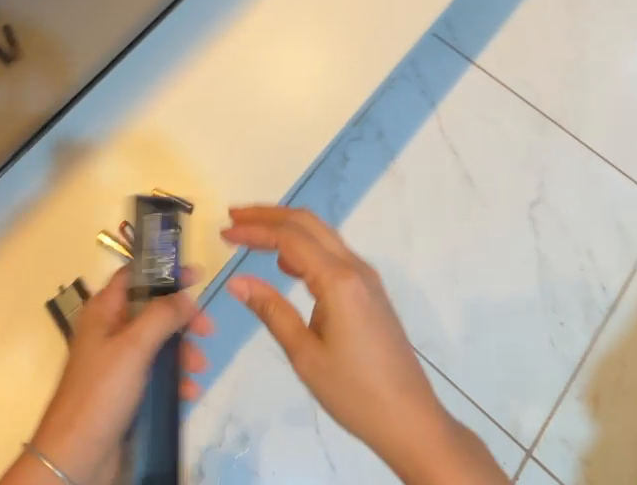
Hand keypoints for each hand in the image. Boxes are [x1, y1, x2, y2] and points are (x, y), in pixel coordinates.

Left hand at [24, 267, 213, 484]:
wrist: (77, 456)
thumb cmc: (101, 393)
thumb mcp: (133, 349)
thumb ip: (161, 316)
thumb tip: (185, 296)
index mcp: (103, 310)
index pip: (135, 275)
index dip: (164, 272)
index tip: (196, 276)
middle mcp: (109, 330)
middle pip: (151, 309)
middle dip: (180, 319)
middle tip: (206, 330)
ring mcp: (117, 361)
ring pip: (157, 343)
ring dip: (181, 352)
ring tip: (198, 370)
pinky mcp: (125, 390)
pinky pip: (155, 373)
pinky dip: (174, 378)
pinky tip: (188, 392)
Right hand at [222, 206, 500, 483]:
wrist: (411, 421)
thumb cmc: (355, 392)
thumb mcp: (305, 355)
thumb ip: (271, 311)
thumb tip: (236, 281)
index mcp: (338, 280)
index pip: (289, 238)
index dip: (254, 230)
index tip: (225, 232)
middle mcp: (354, 267)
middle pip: (307, 223)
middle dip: (268, 215)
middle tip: (233, 217)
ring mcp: (365, 277)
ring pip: (321, 234)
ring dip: (286, 227)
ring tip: (251, 234)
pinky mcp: (368, 291)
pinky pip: (332, 253)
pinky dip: (303, 246)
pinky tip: (285, 262)